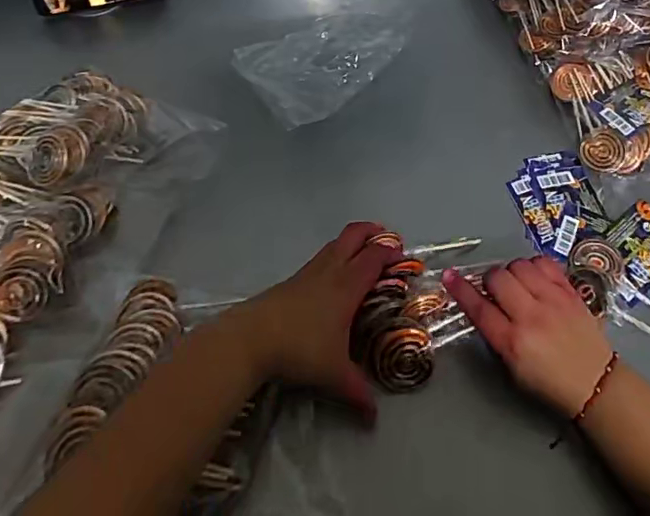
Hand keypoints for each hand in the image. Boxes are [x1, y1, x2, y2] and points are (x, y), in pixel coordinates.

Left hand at [225, 221, 398, 422]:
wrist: (246, 341)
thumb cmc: (298, 350)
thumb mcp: (332, 373)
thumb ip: (356, 390)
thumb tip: (374, 416)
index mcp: (348, 285)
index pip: (376, 255)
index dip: (392, 252)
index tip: (402, 260)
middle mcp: (332, 270)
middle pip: (356, 234)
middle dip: (374, 232)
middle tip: (386, 244)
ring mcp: (309, 272)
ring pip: (336, 243)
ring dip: (353, 243)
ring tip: (361, 258)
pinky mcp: (290, 280)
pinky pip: (320, 258)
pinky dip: (333, 258)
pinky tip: (331, 281)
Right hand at [444, 256, 614, 416]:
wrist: (593, 380)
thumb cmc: (549, 381)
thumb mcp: (513, 368)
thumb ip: (497, 336)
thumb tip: (485, 308)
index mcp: (513, 342)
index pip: (480, 308)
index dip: (461, 290)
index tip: (449, 276)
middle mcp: (531, 315)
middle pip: (498, 278)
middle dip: (490, 280)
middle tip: (495, 290)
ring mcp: (553, 299)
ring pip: (520, 265)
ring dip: (512, 271)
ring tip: (517, 283)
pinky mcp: (570, 289)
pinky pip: (545, 263)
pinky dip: (534, 265)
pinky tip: (535, 276)